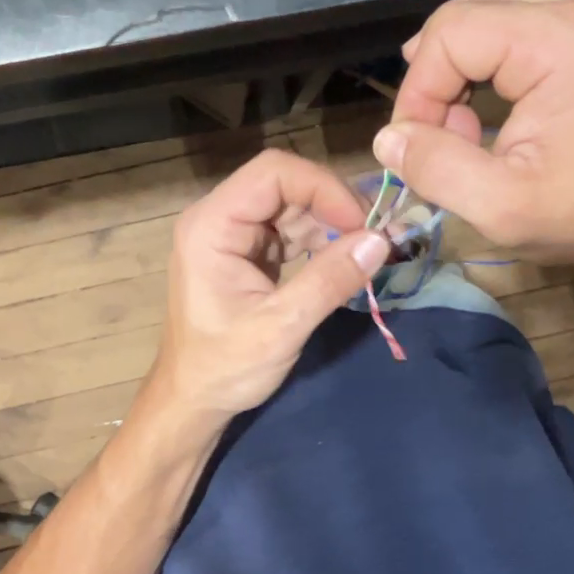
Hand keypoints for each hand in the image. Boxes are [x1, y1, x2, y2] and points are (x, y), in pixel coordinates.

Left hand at [148, 149, 392, 424]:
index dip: (323, 188)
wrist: (193, 400)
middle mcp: (218, 220)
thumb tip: (380, 242)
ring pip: (291, 207)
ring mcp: (232, 237)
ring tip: (367, 251)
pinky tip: (345, 261)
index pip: (274, 173)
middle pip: (284, 185)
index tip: (361, 224)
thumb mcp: (281, 327)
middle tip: (373, 239)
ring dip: (330, 225)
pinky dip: (319, 243)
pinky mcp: (247, 256)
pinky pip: (289, 233)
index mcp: (211, 226)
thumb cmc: (225, 368)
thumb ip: (328, 280)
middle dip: (332, 206)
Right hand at [372, 0, 573, 264]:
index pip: (448, 35)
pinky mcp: (571, 36)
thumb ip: (437, 169)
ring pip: (472, 27)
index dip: (417, 93)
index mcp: (555, 40)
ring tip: (460, 138)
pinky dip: (472, 79)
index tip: (417, 151)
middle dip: (431, 87)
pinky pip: (496, 37)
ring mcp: (572, 18)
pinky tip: (477, 123)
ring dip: (449, 85)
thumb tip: (387, 139)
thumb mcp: (499, 207)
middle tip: (436, 146)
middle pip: (457, 22)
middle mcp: (567, 11)